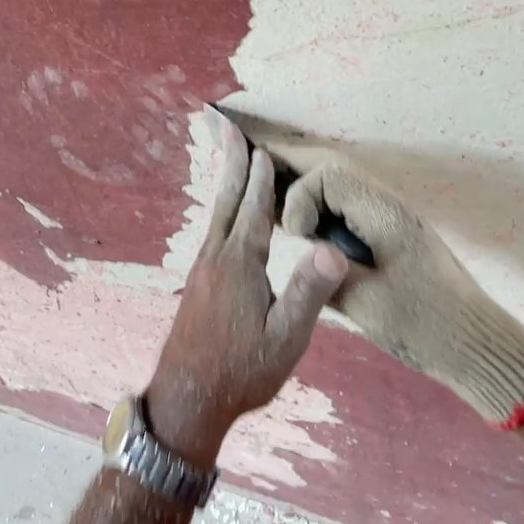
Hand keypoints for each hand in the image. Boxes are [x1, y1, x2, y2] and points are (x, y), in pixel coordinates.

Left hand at [144, 110, 349, 466]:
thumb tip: (334, 250)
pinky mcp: (197, 281)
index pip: (254, 210)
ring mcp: (202, 268)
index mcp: (240, 263)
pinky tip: (226, 215)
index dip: (261, 179)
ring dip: (225, 181)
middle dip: (232, 162)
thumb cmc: (243, 370)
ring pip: (216, 213)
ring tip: (229, 155)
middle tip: (227, 126)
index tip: (264, 148)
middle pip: (227, 200)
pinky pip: (212, 229)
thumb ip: (309, 293)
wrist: (189, 397)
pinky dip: (222, 207)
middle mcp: (216, 256)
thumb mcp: (287, 338)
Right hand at [276, 149, 523, 427]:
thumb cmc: (427, 328)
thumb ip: (326, 270)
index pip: (327, 175)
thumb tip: (297, 247)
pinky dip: (315, 199)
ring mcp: (387, 217)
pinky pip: (344, 201)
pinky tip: (294, 214)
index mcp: (383, 214)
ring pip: (336, 178)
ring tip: (263, 181)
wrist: (480, 347)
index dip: (298, 196)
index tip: (293, 235)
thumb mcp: (368, 304)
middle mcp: (384, 204)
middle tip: (250, 160)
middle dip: (288, 161)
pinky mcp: (387, 234)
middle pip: (330, 163)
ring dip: (300, 176)